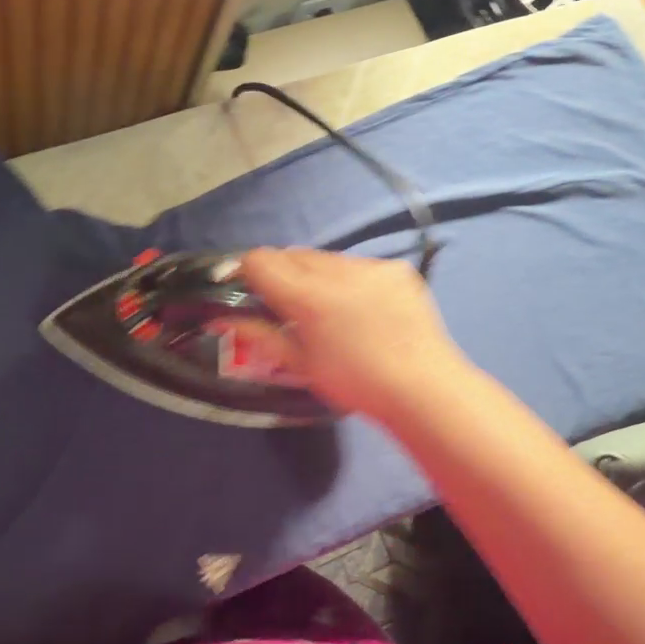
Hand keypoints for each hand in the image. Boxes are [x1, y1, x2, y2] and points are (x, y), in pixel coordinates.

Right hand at [230, 248, 468, 423]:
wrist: (425, 389)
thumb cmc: (355, 382)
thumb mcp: (300, 364)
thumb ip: (257, 335)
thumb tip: (219, 319)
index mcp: (307, 297)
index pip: (259, 260)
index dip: (246, 271)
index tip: (246, 289)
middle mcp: (336, 271)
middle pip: (291, 254)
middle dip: (282, 273)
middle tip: (287, 306)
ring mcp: (370, 266)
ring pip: (324, 259)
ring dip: (315, 275)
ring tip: (328, 310)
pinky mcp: (395, 269)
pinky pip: (357, 265)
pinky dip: (349, 280)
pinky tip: (361, 309)